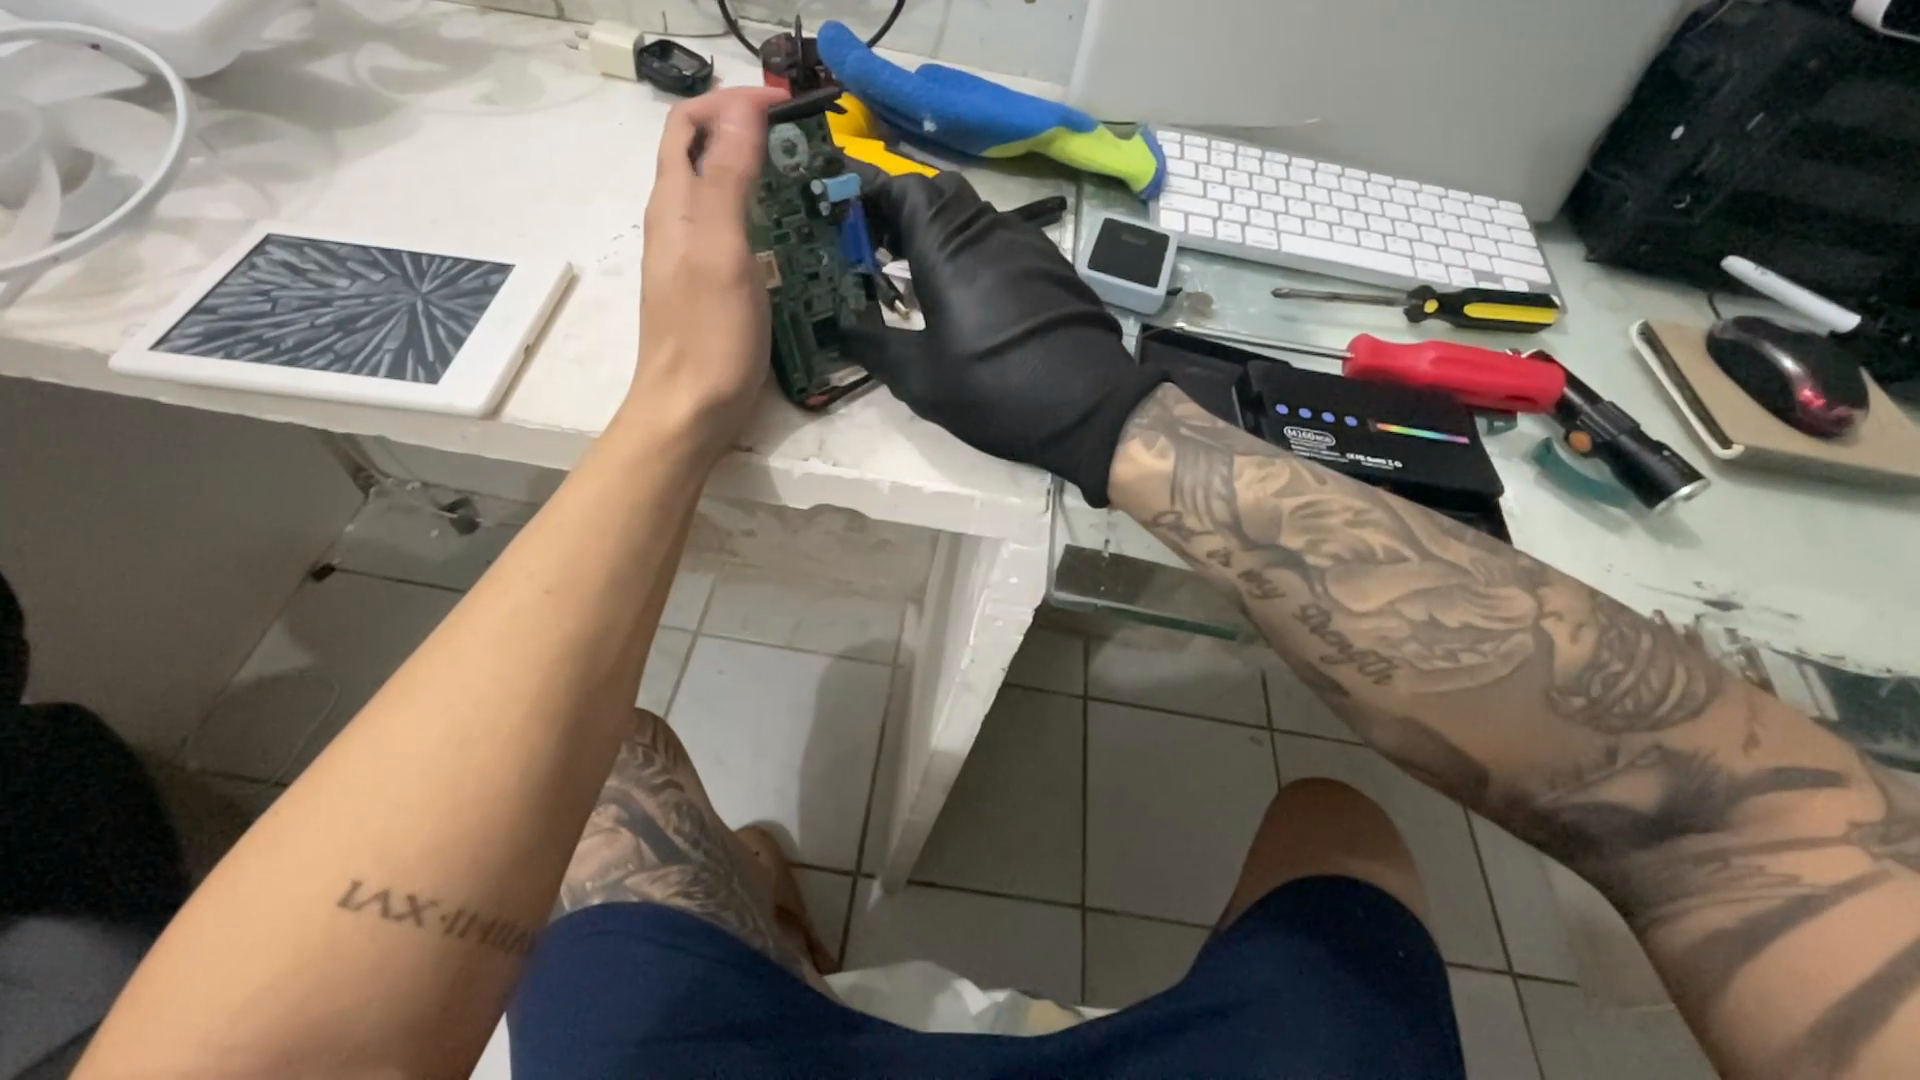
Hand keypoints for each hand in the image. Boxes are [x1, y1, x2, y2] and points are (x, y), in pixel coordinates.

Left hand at [623, 86, 787, 458]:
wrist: (689, 411)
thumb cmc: (707, 334)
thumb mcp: (720, 248)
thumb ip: (727, 176)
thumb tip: (743, 107)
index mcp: (674, 204)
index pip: (687, 124)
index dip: (729, 103)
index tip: (785, 109)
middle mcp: (678, 222)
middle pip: (706, 156)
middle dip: (752, 138)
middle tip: (806, 150)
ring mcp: (694, 257)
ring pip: (724, 196)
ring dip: (763, 180)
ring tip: (809, 187)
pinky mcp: (712, 288)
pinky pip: (738, 236)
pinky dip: (766, 222)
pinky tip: (795, 240)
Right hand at [844, 173, 1163, 506]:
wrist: (1090, 407)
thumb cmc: (996, 389)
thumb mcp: (921, 379)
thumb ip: (873, 345)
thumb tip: (841, 328)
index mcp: (948, 246)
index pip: (900, 186)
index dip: (868, 190)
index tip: (842, 210)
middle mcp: (987, 229)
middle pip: (935, 193)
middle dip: (900, 210)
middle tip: (876, 247)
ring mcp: (1025, 244)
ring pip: (970, 216)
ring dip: (936, 234)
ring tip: (913, 275)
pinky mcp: (1050, 266)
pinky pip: (998, 241)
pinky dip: (970, 253)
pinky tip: (964, 295)